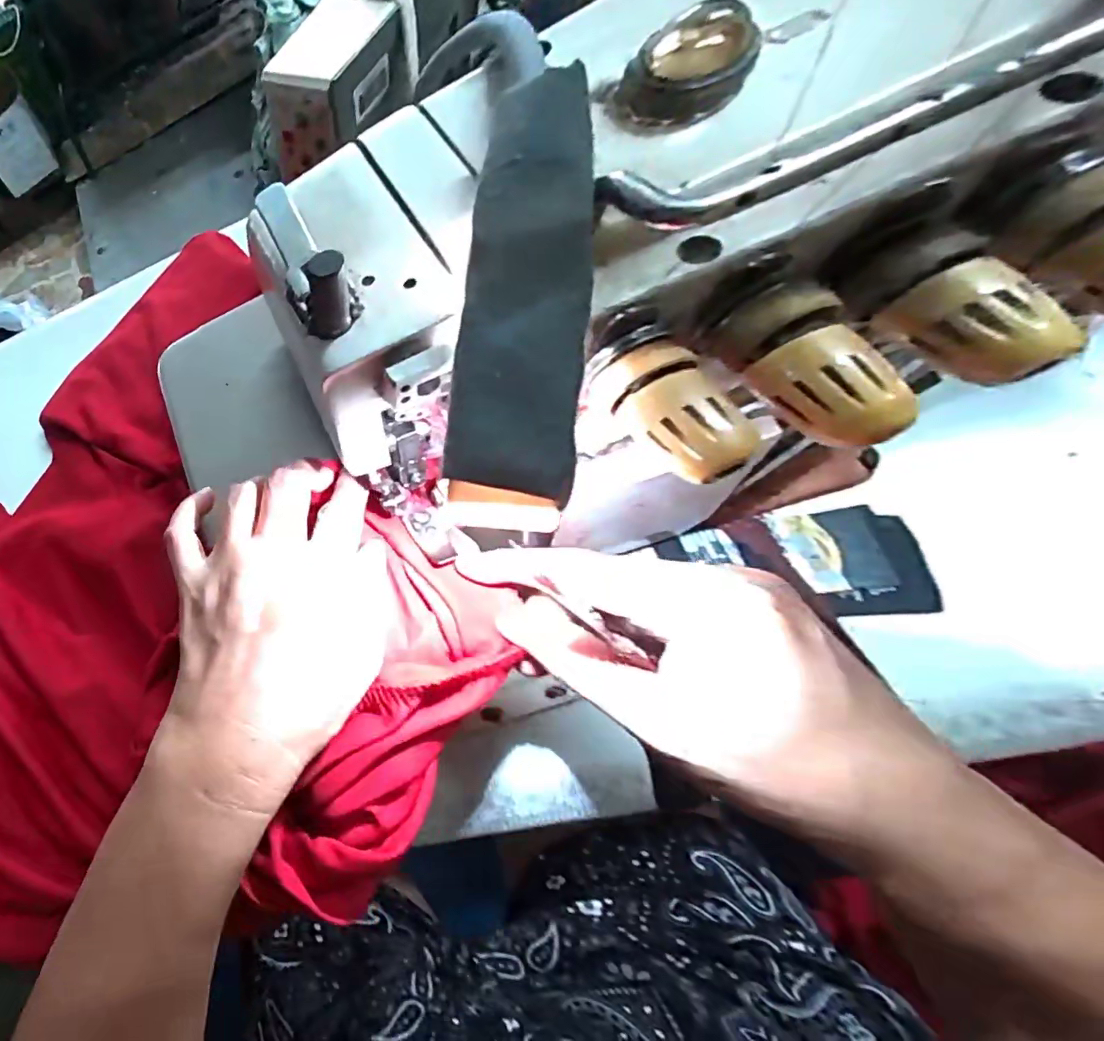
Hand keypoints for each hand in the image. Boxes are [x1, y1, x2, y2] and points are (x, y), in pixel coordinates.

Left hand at [160, 464, 390, 815]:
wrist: (238, 736)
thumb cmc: (308, 704)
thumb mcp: (361, 651)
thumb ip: (367, 591)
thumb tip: (366, 550)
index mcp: (323, 570)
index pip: (343, 507)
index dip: (352, 491)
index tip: (351, 490)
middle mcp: (272, 553)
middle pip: (288, 485)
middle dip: (305, 475)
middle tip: (313, 484)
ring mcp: (225, 562)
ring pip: (240, 495)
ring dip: (260, 489)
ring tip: (270, 500)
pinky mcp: (189, 579)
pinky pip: (181, 528)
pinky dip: (193, 507)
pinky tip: (208, 502)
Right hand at [477, 548, 958, 830]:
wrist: (901, 807)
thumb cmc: (771, 766)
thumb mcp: (655, 719)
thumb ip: (574, 660)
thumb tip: (511, 617)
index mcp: (706, 598)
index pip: (589, 570)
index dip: (523, 568)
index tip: (472, 566)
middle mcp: (727, 578)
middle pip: (614, 579)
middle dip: (561, 603)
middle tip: (522, 639)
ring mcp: (748, 592)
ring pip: (641, 593)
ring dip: (597, 620)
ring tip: (567, 655)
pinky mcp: (759, 612)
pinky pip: (671, 607)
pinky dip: (634, 628)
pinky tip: (623, 657)